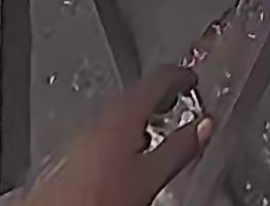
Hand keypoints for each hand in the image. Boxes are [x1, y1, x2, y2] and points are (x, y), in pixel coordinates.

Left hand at [16, 65, 211, 205]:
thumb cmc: (98, 200)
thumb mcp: (151, 177)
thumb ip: (180, 146)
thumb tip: (205, 125)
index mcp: (124, 112)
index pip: (159, 77)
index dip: (180, 75)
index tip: (193, 80)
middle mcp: (99, 120)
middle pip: (136, 95)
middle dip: (159, 97)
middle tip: (179, 102)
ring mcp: (79, 141)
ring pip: (118, 117)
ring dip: (139, 119)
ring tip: (155, 133)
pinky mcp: (65, 165)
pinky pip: (101, 138)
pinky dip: (120, 138)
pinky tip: (124, 159)